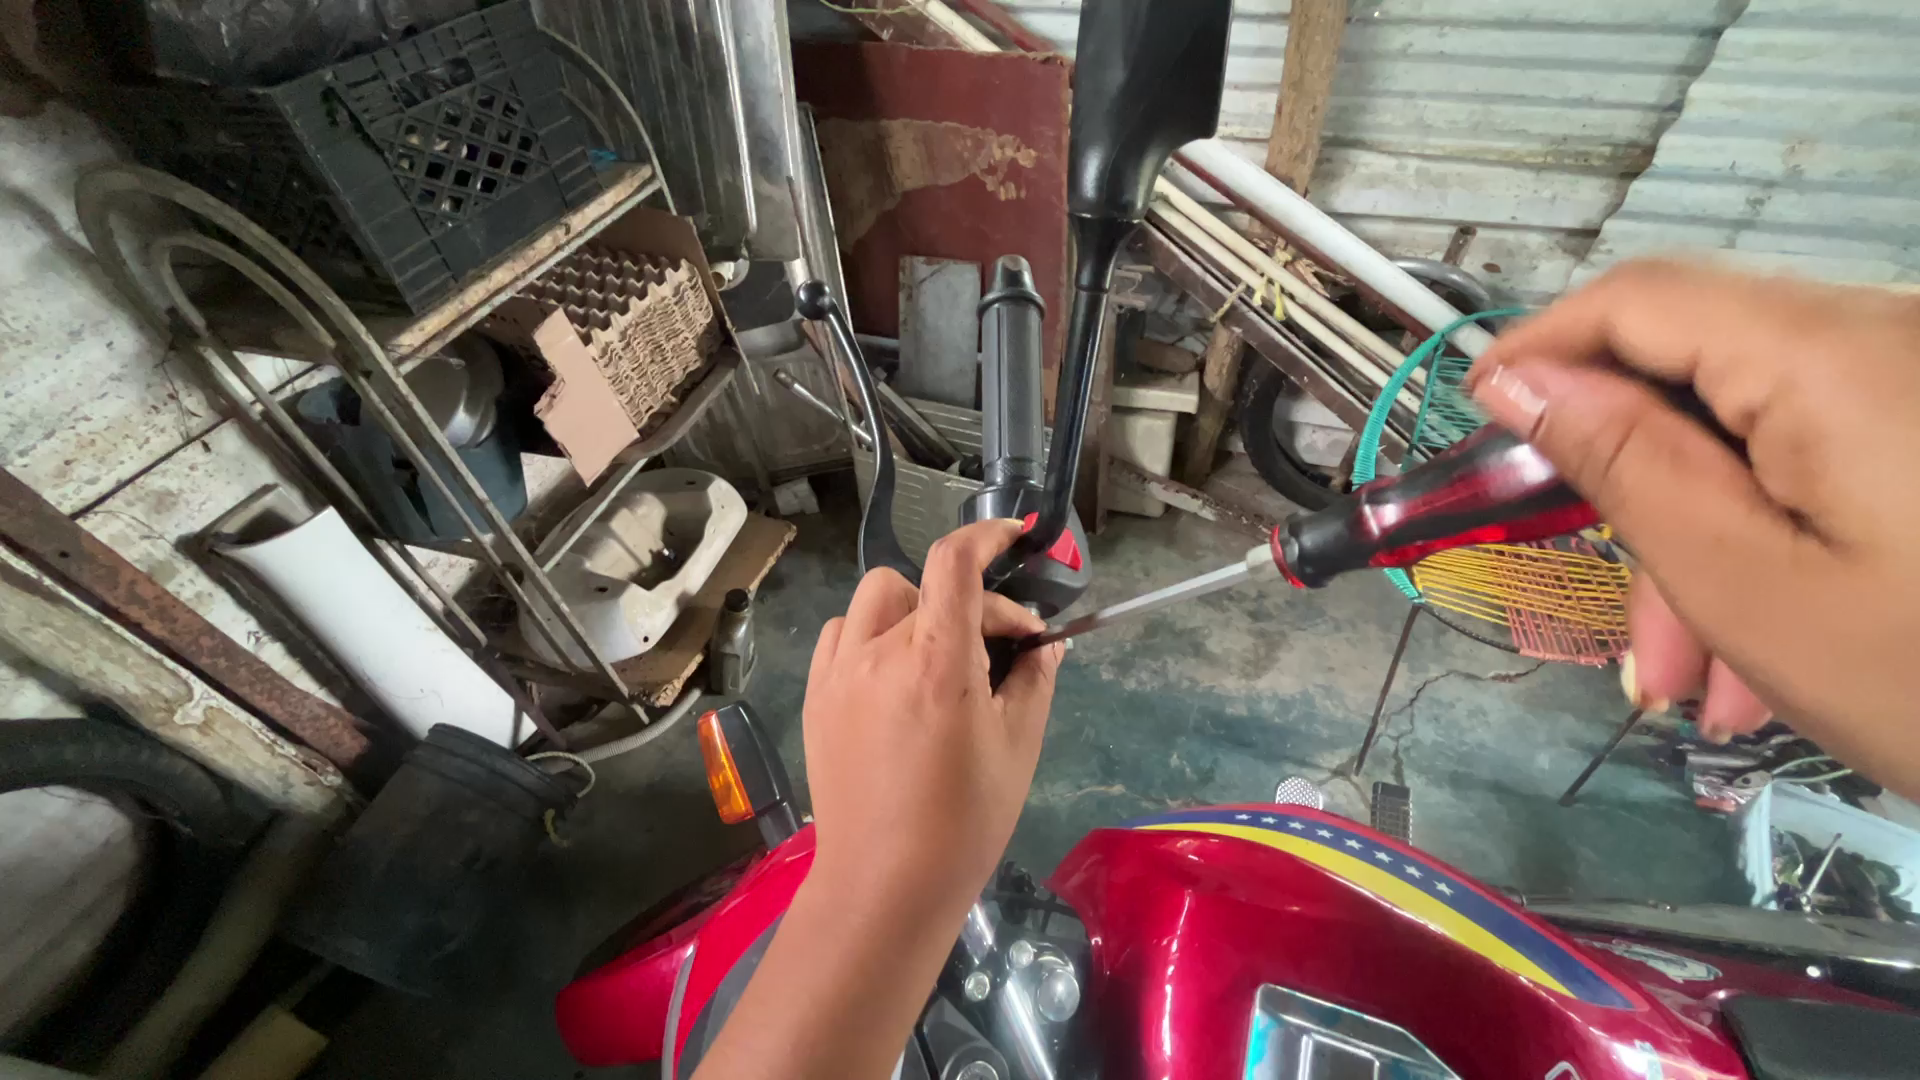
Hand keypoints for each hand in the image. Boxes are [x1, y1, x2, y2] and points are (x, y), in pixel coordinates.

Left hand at [802, 518, 1065, 908]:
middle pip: (927, 582)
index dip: (986, 534)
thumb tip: (1045, 641)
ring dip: (917, 607)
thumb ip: (1034, 678)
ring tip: (939, 650)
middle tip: (1002, 650)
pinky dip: (872, 631)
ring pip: (877, 596)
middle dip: (974, 603)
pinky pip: (843, 631)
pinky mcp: (817, 693)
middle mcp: (879, 652)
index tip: (1014, 535)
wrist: (883, 883)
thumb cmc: (964, 821)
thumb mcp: (1018, 746)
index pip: (954, 563)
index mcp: (936, 662)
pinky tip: (892, 669)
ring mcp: (838, 671)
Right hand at [1468, 260, 1919, 794]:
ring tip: (1697, 668)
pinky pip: (1821, 458)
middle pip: (1692, 376)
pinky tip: (1770, 640)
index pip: (1638, 298)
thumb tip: (1519, 382)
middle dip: (1622, 483)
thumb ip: (1622, 463)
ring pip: (1751, 432)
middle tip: (1600, 595)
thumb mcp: (1745, 582)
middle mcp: (1895, 342)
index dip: (1537, 343)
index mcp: (1835, 362)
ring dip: (1692, 536)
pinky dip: (1765, 535)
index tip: (1476, 411)